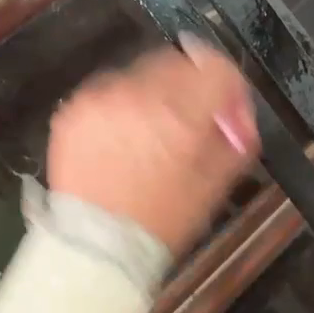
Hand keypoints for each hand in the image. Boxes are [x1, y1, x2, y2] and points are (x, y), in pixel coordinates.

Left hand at [47, 35, 259, 252]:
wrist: (96, 247)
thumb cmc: (161, 222)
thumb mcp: (214, 185)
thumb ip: (235, 141)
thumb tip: (239, 117)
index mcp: (181, 115)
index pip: (218, 69)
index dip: (230, 87)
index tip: (227, 108)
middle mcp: (139, 95)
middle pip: (179, 64)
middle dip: (192, 87)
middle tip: (192, 122)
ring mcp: (101, 99)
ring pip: (141, 76)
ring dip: (155, 96)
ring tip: (152, 137)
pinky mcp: (74, 110)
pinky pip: (107, 93)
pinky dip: (120, 109)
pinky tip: (122, 142)